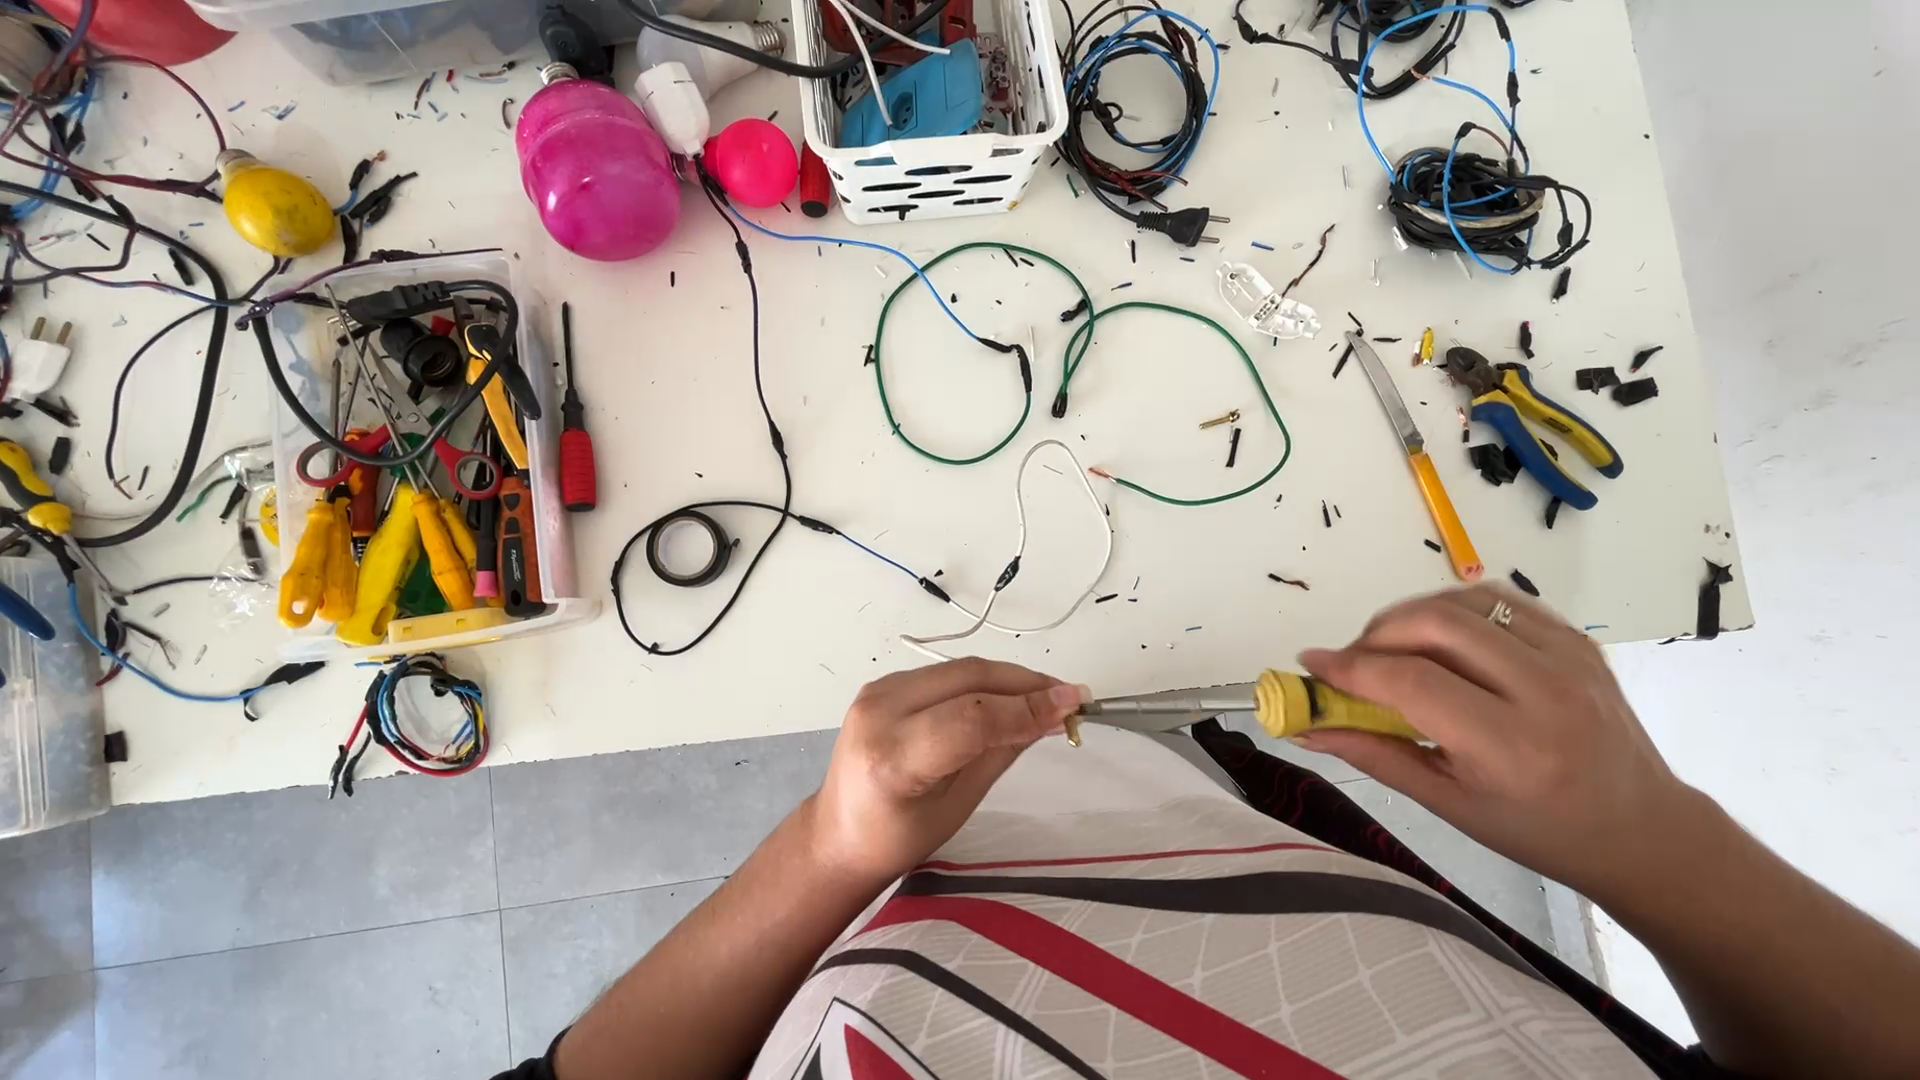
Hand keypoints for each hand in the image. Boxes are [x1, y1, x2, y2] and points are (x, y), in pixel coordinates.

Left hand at [810, 658, 1087, 882]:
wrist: (839, 832)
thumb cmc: (898, 838)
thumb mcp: (959, 804)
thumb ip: (1001, 750)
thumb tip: (1050, 715)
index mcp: (892, 758)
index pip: (971, 718)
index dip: (1026, 707)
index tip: (1073, 704)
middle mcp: (880, 713)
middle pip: (968, 679)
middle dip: (1025, 683)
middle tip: (1069, 695)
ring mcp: (877, 691)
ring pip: (960, 668)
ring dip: (1008, 678)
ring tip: (1048, 694)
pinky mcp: (883, 682)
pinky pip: (945, 673)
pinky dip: (983, 680)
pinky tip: (1010, 694)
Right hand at [1294, 586, 1709, 898]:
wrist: (1644, 829)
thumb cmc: (1538, 830)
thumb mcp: (1448, 804)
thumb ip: (1373, 754)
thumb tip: (1305, 727)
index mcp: (1513, 749)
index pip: (1412, 682)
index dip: (1351, 668)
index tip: (1311, 666)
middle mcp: (1547, 692)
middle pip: (1434, 624)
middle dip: (1374, 634)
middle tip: (1351, 661)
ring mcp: (1569, 658)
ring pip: (1461, 602)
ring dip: (1408, 616)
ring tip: (1390, 649)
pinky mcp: (1576, 640)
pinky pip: (1496, 600)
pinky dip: (1449, 610)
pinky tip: (1435, 639)